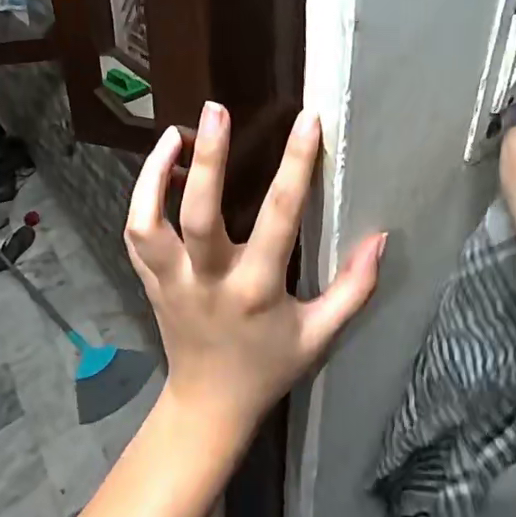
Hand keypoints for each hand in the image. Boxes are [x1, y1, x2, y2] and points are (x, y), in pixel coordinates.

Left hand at [126, 103, 385, 431]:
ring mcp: (171, 281)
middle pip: (198, 213)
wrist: (208, 406)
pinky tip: (161, 169)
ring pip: (148, 222)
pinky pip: (135, 235)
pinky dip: (142, 197)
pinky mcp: (150, 281)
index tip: (309, 121)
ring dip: (156, 173)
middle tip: (215, 109)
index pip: (279, 217)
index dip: (296, 165)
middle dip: (208, 158)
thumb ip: (354, 288)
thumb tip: (380, 238)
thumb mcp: (320, 335)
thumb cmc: (269, 367)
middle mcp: (208, 280)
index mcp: (256, 290)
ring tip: (176, 135)